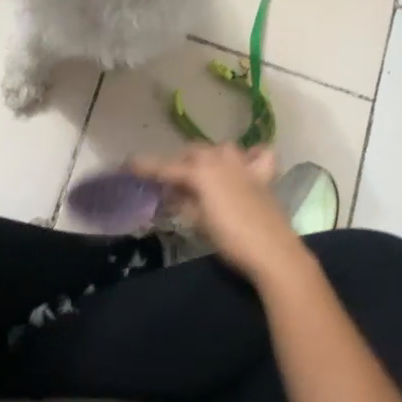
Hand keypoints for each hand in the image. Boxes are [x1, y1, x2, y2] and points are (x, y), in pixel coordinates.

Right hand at [132, 145, 311, 281]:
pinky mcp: (264, 177)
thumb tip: (172, 194)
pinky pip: (259, 155)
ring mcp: (246, 166)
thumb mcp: (198, 222)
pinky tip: (245, 166)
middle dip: (179, 163)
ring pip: (221, 148)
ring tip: (202, 174)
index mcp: (201, 172)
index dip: (145, 167)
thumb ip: (183, 203)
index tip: (127, 165)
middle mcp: (222, 161)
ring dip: (208, 157)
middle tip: (170, 183)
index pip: (166, 167)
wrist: (274, 253)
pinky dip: (251, 156)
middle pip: (194, 152)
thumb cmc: (231, 240)